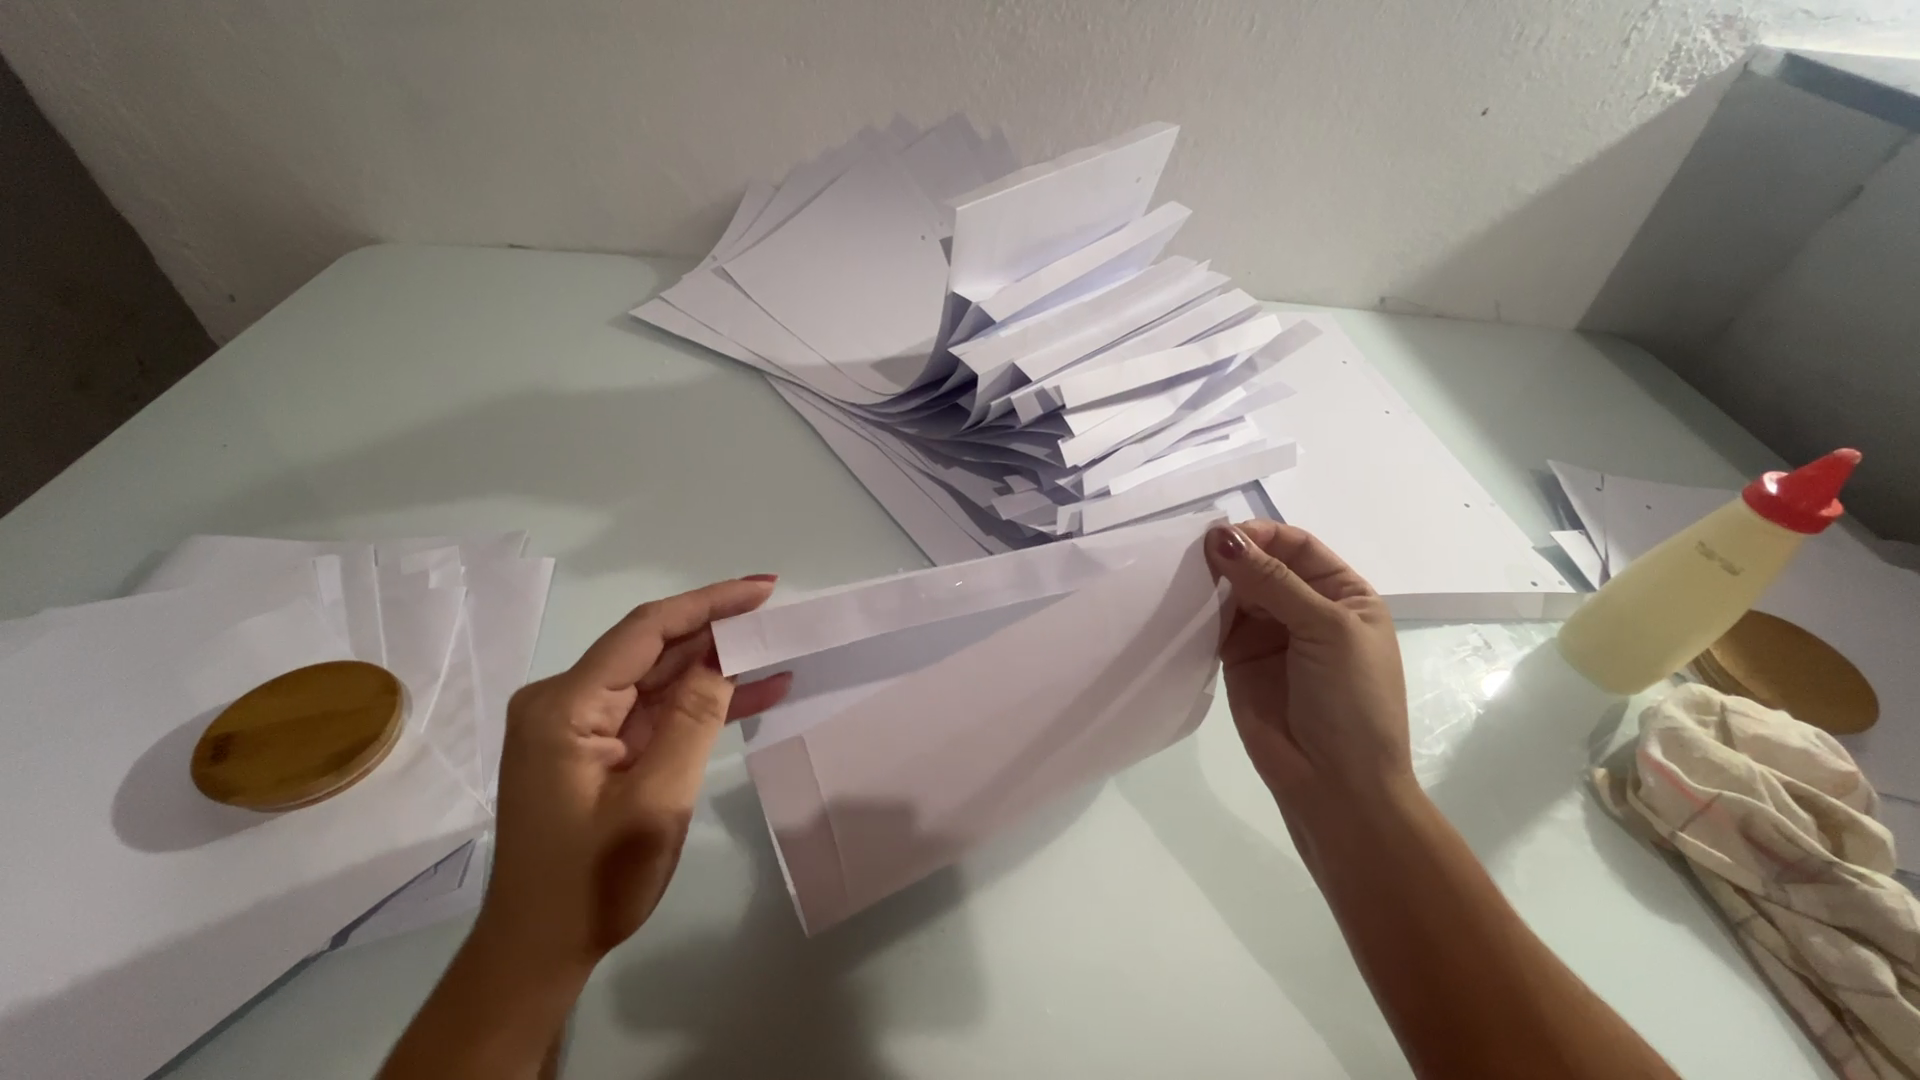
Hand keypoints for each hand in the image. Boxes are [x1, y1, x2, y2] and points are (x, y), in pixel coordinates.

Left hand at [475, 577, 792, 977]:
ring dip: (715, 666)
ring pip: (659, 678)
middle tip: (778, 617)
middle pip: (653, 648)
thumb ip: (693, 720)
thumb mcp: (656, 800)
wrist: (538, 950)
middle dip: (717, 630)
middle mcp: (565, 702)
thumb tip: (722, 660)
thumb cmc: (594, 881)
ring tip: (776, 648)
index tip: (764, 588)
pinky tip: (756, 692)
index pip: (647, 631)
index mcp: (566, 705)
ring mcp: (579, 726)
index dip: (709, 603)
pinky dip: (701, 704)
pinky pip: (655, 712)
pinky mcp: (596, 749)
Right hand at [1206, 522, 1412, 814]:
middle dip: (1232, 556)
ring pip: (1235, 591)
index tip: (1221, 536)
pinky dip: (1198, 610)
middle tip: (1190, 554)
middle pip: (1262, 564)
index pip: (1296, 546)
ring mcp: (1269, 634)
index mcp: (1343, 595)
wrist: (1335, 784)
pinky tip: (1177, 602)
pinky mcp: (1237, 658)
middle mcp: (1304, 608)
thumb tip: (1222, 535)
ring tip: (1179, 574)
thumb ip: (1273, 581)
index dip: (1262, 535)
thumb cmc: (1350, 700)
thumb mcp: (1325, 630)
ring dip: (1211, 581)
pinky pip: (1214, 623)